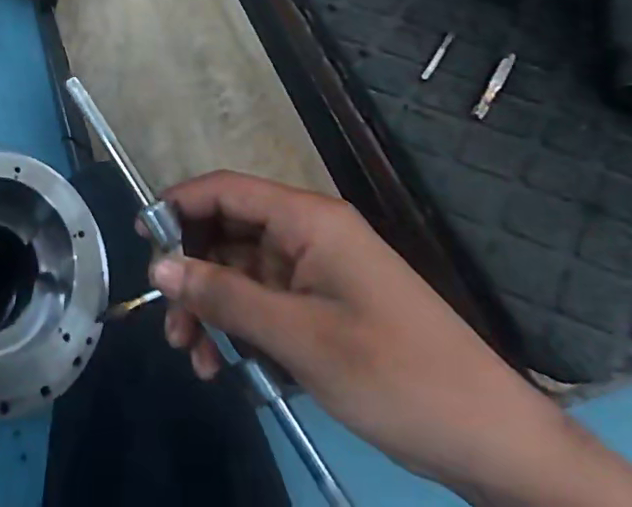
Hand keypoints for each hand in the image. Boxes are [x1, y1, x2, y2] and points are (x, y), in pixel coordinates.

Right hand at [147, 171, 631, 506]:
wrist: (492, 441)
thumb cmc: (396, 376)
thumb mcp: (299, 339)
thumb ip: (225, 296)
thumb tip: (158, 265)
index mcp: (308, 220)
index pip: (226, 189)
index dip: (178, 206)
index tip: (140, 241)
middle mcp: (310, 235)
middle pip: (229, 234)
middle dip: (193, 274)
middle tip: (169, 324)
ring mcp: (318, 273)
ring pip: (242, 275)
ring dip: (214, 310)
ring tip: (196, 359)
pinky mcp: (326, 308)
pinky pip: (266, 306)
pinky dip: (242, 331)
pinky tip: (227, 368)